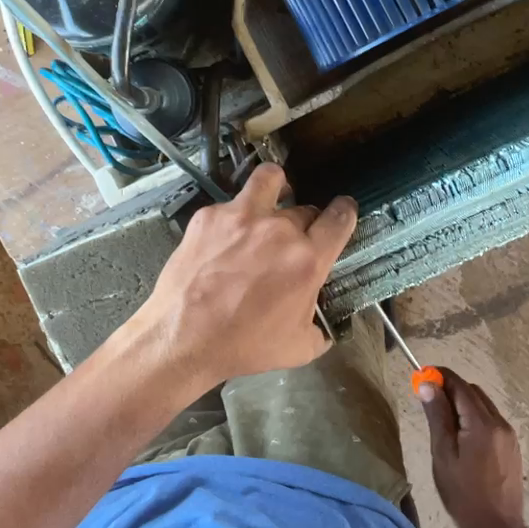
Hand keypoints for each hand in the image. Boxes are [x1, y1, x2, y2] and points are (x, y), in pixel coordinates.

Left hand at [116, 164, 356, 390]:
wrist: (183, 336)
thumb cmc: (243, 345)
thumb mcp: (298, 348)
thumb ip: (319, 328)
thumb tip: (322, 327)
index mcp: (307, 259)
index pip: (339, 218)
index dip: (345, 211)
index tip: (343, 209)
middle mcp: (278, 229)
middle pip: (304, 208)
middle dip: (305, 222)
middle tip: (292, 240)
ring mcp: (241, 216)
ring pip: (269, 179)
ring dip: (276, 187)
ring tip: (270, 199)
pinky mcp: (209, 216)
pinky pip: (229, 205)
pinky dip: (233, 217)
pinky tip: (224, 237)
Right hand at [420, 368, 526, 527]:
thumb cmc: (462, 492)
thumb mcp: (443, 453)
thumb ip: (437, 416)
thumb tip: (428, 384)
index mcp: (482, 423)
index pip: (460, 385)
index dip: (440, 376)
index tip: (421, 376)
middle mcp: (500, 423)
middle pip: (473, 392)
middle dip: (451, 389)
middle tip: (429, 401)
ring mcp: (509, 435)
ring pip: (484, 405)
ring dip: (463, 404)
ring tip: (443, 422)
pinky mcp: (512, 447)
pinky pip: (491, 421)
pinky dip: (475, 418)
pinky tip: (462, 437)